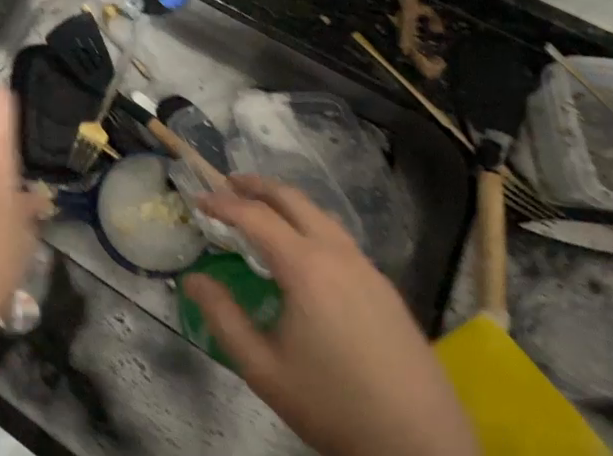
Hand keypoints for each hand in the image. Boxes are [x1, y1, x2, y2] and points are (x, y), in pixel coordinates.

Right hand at [182, 175, 476, 455]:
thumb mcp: (262, 368)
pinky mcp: (386, 289)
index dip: (222, 203)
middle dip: (257, 186)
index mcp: (306, 268)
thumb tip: (192, 280)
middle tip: (227, 184)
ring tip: (262, 210)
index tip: (197, 199)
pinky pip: (341, 239)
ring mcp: (369, 270)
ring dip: (287, 203)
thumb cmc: (332, 404)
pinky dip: (311, 225)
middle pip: (294, 200)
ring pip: (322, 216)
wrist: (419, 444)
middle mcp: (339, 256)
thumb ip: (222, 317)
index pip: (255, 216)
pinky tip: (303, 251)